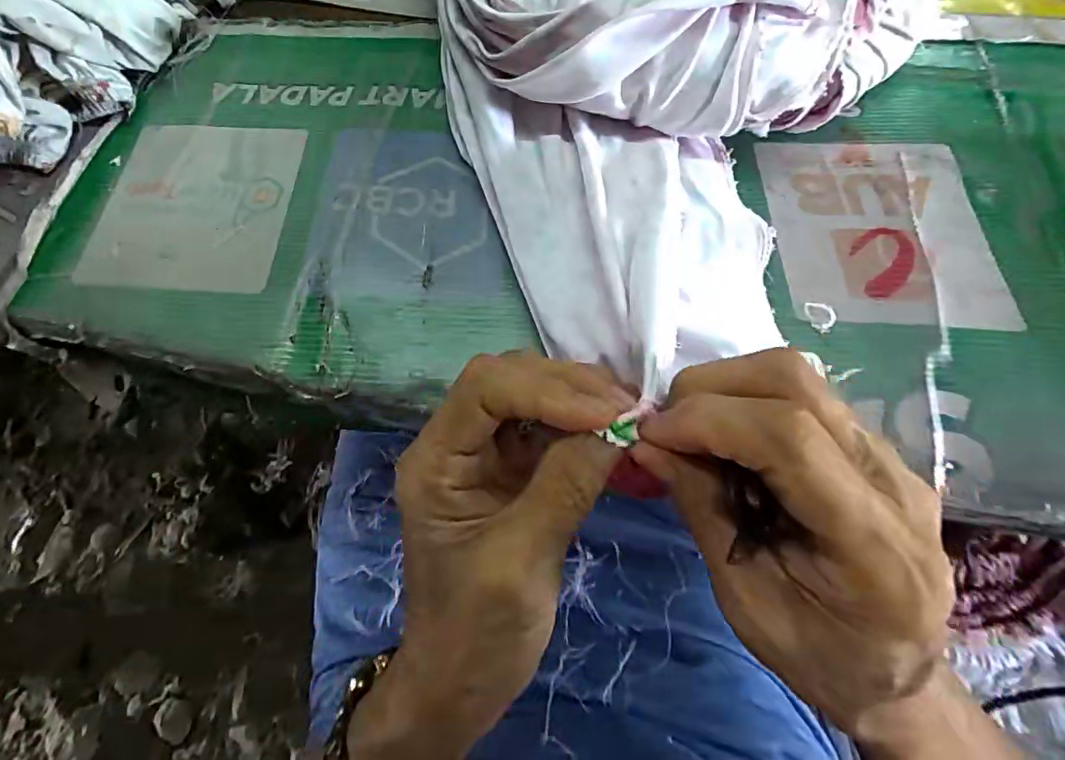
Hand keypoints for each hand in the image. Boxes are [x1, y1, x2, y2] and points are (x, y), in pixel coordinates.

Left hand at [348, 352, 631, 758]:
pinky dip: (580, 425)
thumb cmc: (477, 631)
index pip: (483, 389)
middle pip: (505, 382)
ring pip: (526, 398)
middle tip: (629, 406)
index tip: (607, 413)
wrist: (459, 682)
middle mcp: (453, 443)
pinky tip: (614, 432)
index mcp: (435, 459)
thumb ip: (563, 487)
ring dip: (577, 399)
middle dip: (566, 387)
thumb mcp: (520, 562)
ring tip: (629, 412)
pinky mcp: (508, 472)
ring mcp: (481, 455)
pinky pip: (543, 430)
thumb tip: (615, 427)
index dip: (545, 389)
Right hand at [630, 349, 954, 739]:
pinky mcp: (870, 443)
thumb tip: (646, 443)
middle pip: (794, 383)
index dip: (709, 420)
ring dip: (723, 385)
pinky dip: (743, 396)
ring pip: (796, 375)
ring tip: (689, 425)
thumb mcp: (746, 601)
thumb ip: (702, 510)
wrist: (895, 672)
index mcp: (874, 545)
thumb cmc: (819, 654)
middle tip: (665, 426)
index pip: (790, 439)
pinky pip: (800, 392)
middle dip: (709, 388)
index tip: (650, 434)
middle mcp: (892, 482)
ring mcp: (889, 456)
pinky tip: (723, 433)